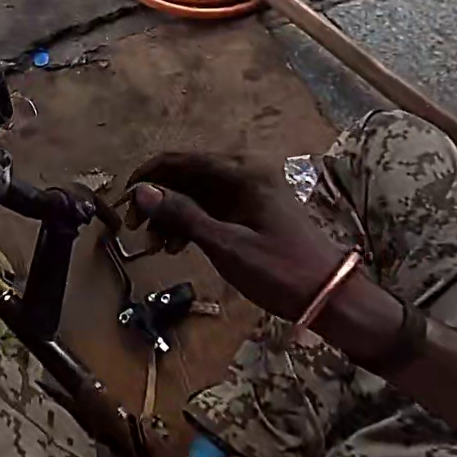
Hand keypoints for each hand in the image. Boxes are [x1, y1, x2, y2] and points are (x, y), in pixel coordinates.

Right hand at [125, 153, 349, 320]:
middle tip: (136, 230)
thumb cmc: (280, 271)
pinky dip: (192, 223)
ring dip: (173, 215)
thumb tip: (142, 192)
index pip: (182, 160)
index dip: (149, 176)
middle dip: (159, 200)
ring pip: (197, 193)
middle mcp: (245, 172)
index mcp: (242, 172)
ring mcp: (250, 191)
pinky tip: (178, 247)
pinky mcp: (253, 209)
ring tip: (156, 246)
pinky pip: (212, 207)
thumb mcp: (226, 245)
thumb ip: (183, 215)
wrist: (332, 296)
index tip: (124, 200)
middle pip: (188, 175)